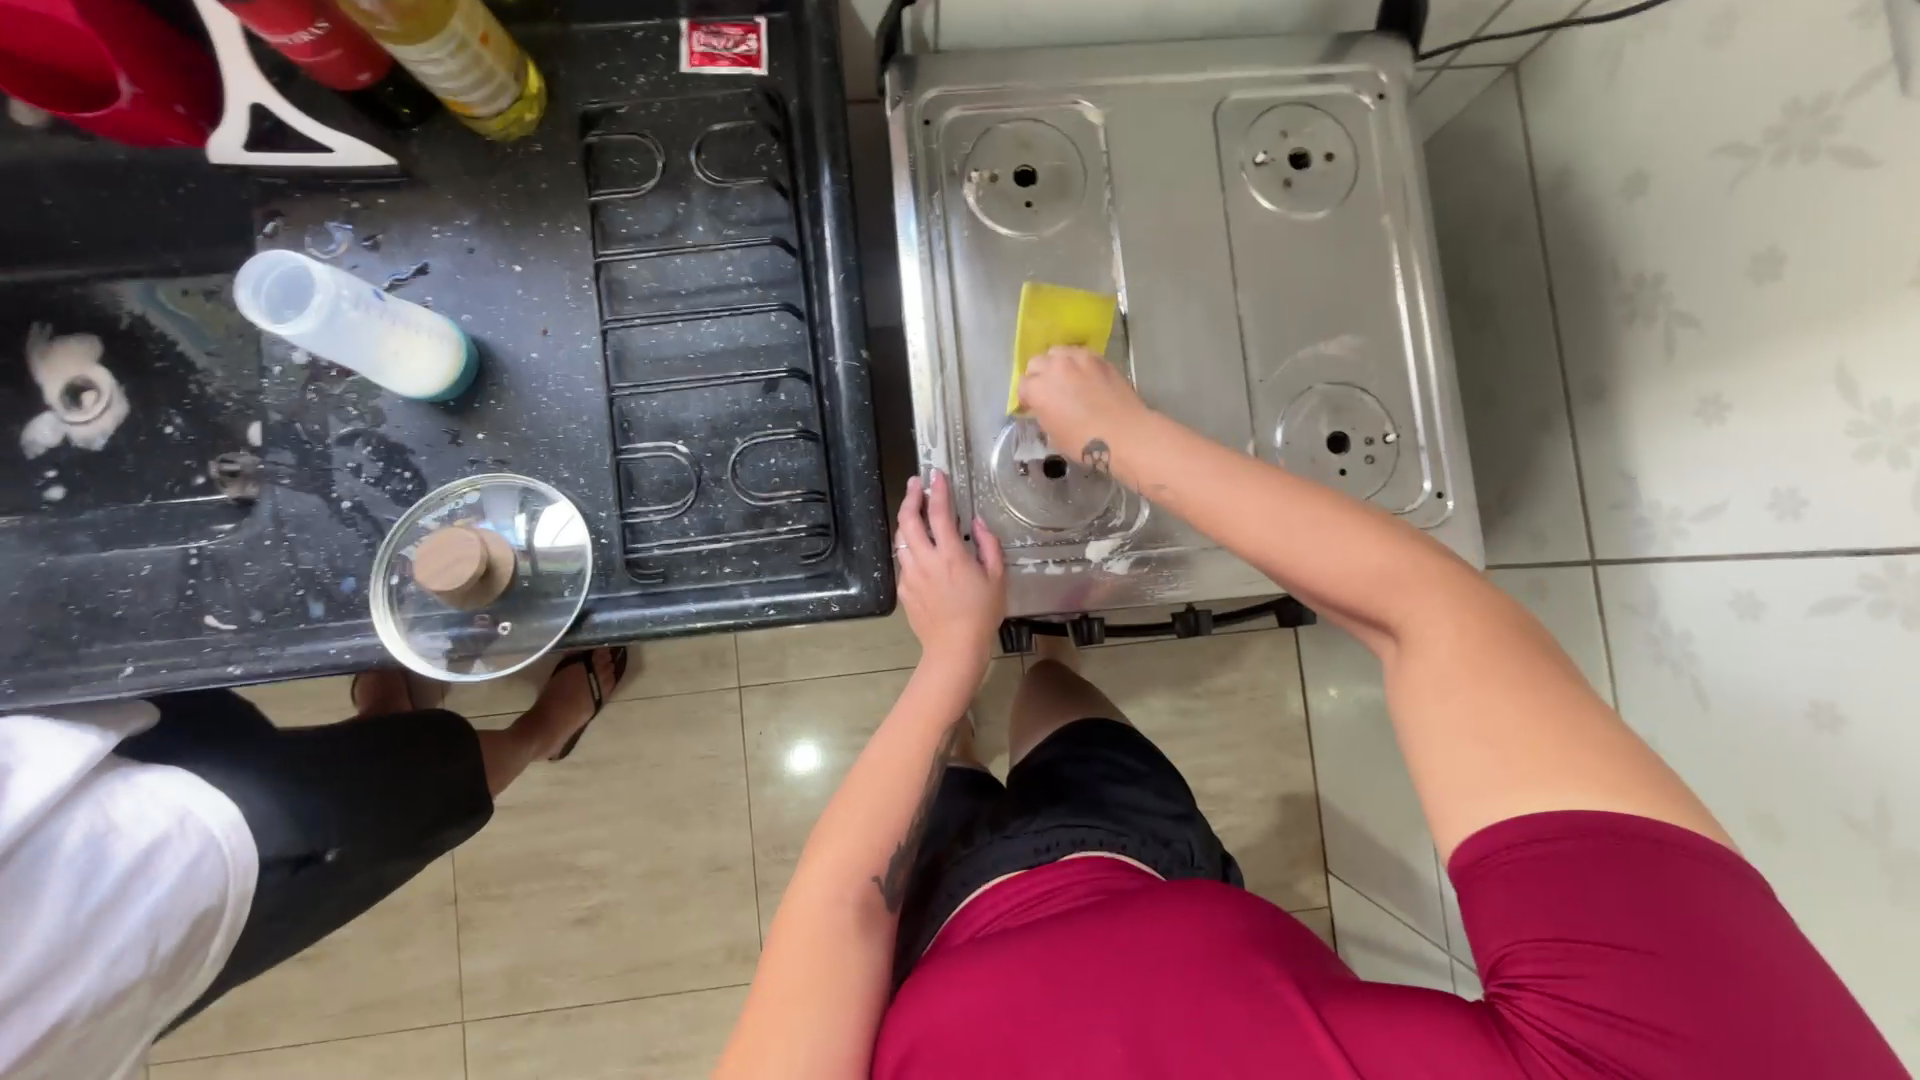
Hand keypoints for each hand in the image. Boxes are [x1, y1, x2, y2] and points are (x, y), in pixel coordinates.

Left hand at [895, 469, 1005, 665]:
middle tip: (915, 485)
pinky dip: (907, 548)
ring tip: (913, 512)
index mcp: (951, 555)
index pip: (939, 512)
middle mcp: (925, 560)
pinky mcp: (903, 589)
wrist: (955, 647)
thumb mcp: (997, 577)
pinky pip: (902, 561)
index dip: (937, 490)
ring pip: (900, 539)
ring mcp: (910, 575)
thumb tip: (977, 522)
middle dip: (910, 497)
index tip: (936, 474)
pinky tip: (916, 549)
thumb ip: (989, 544)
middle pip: (908, 520)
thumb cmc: (982, 613)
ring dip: (905, 521)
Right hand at [1017, 346, 1151, 477]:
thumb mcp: (1053, 434)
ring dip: (1056, 364)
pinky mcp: (1099, 359)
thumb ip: (1043, 413)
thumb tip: (1045, 407)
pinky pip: (1080, 354)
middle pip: (1036, 362)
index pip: (1022, 386)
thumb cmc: (1084, 442)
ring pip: (1057, 352)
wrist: (1124, 434)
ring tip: (1065, 378)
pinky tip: (1084, 376)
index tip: (1033, 407)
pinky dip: (1077, 363)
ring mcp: (1078, 359)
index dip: (1026, 398)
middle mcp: (1055, 367)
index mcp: (1038, 389)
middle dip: (1038, 376)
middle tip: (1048, 391)